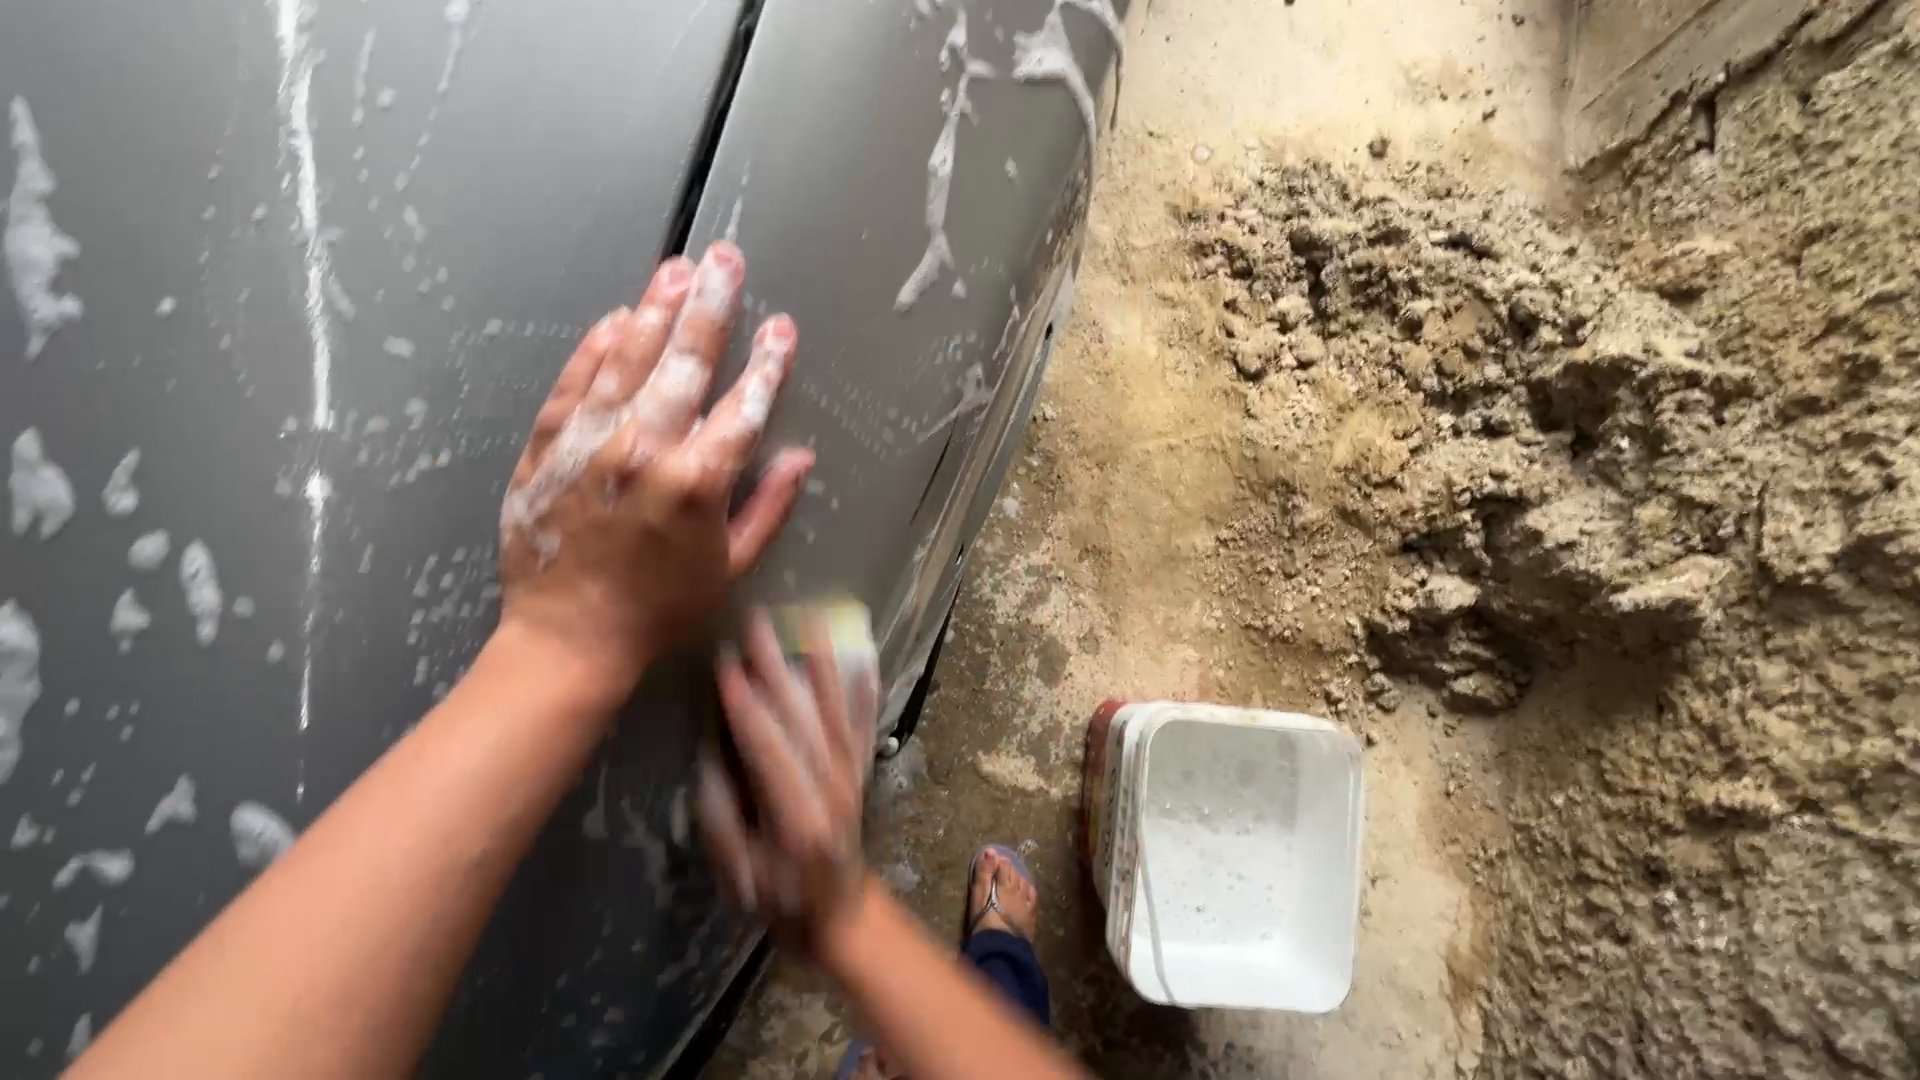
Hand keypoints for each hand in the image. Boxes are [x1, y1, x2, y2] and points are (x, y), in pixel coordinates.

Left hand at [496, 242, 812, 702]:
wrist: (569, 637)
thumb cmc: (661, 608)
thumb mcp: (731, 566)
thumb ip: (768, 506)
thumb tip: (801, 458)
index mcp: (699, 482)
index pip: (744, 407)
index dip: (768, 365)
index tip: (783, 330)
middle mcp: (647, 450)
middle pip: (687, 363)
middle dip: (713, 307)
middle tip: (726, 259)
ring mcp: (592, 443)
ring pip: (629, 360)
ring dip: (657, 310)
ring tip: (676, 269)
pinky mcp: (548, 447)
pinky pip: (574, 385)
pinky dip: (594, 349)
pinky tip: (615, 318)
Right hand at [696, 609, 880, 948]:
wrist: (840, 916)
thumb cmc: (780, 902)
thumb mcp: (736, 876)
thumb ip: (722, 818)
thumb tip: (713, 757)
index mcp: (795, 816)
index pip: (767, 747)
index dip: (744, 705)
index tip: (725, 663)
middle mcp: (831, 788)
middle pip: (802, 719)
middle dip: (775, 669)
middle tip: (757, 625)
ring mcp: (852, 777)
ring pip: (837, 713)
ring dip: (822, 665)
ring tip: (811, 621)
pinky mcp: (862, 773)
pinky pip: (866, 728)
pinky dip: (865, 693)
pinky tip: (864, 659)